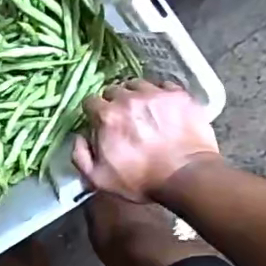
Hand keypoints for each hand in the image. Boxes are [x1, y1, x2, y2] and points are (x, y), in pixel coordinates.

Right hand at [73, 80, 219, 201]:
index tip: (101, 122)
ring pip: (138, 85)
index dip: (94, 112)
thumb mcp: (99, 179)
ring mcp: (156, 94)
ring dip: (136, 95)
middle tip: (123, 118)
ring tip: (143, 111)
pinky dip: (161, 95)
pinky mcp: (179, 95)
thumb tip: (79, 138)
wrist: (186, 175)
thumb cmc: (141, 180)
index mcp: (107, 116)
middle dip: (114, 102)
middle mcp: (129, 98)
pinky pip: (164, 86)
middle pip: (114, 90)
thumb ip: (80, 156)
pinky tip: (163, 109)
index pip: (91, 102)